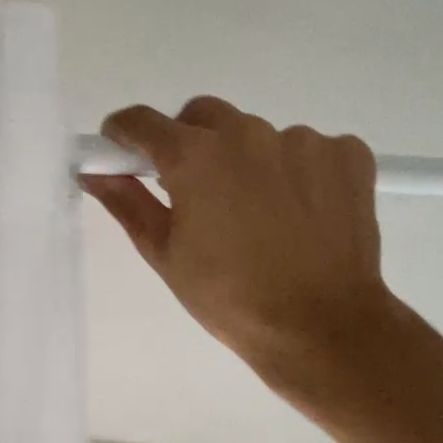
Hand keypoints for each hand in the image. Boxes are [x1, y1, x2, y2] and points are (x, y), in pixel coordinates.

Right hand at [81, 97, 394, 376]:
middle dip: (186, 142)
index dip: (123, 135)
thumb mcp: (163, 252)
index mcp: (194, 156)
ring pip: (255, 135)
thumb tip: (95, 171)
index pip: (141, 121)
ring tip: (254, 215)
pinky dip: (293, 172)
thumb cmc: (227, 295)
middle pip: (201, 116)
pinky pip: (306, 149)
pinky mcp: (347, 155)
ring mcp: (303, 140)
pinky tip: (295, 214)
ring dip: (243, 161)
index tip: (122, 154)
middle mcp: (247, 133)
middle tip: (191, 193)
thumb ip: (126, 202)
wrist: (321, 326)